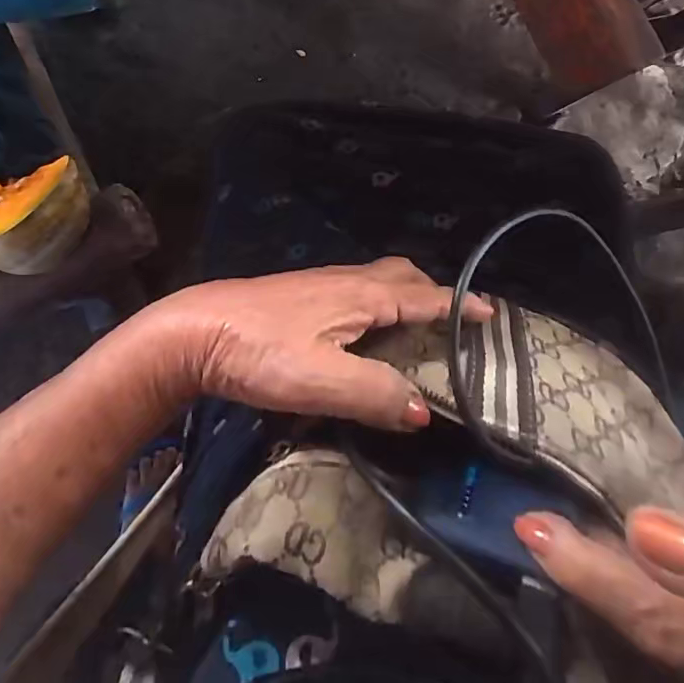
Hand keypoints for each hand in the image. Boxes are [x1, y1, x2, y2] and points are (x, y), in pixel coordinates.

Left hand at [130, 257, 491, 431]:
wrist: (194, 330)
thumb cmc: (259, 352)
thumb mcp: (322, 379)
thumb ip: (376, 393)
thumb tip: (423, 410)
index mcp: (359, 295)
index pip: (421, 295)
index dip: (456, 304)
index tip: (489, 312)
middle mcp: (342, 281)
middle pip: (398, 275)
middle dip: (430, 291)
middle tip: (451, 320)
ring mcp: (315, 286)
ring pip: (372, 281)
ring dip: (401, 296)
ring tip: (413, 326)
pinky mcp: (294, 298)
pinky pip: (350, 291)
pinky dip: (373, 303)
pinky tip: (359, 331)